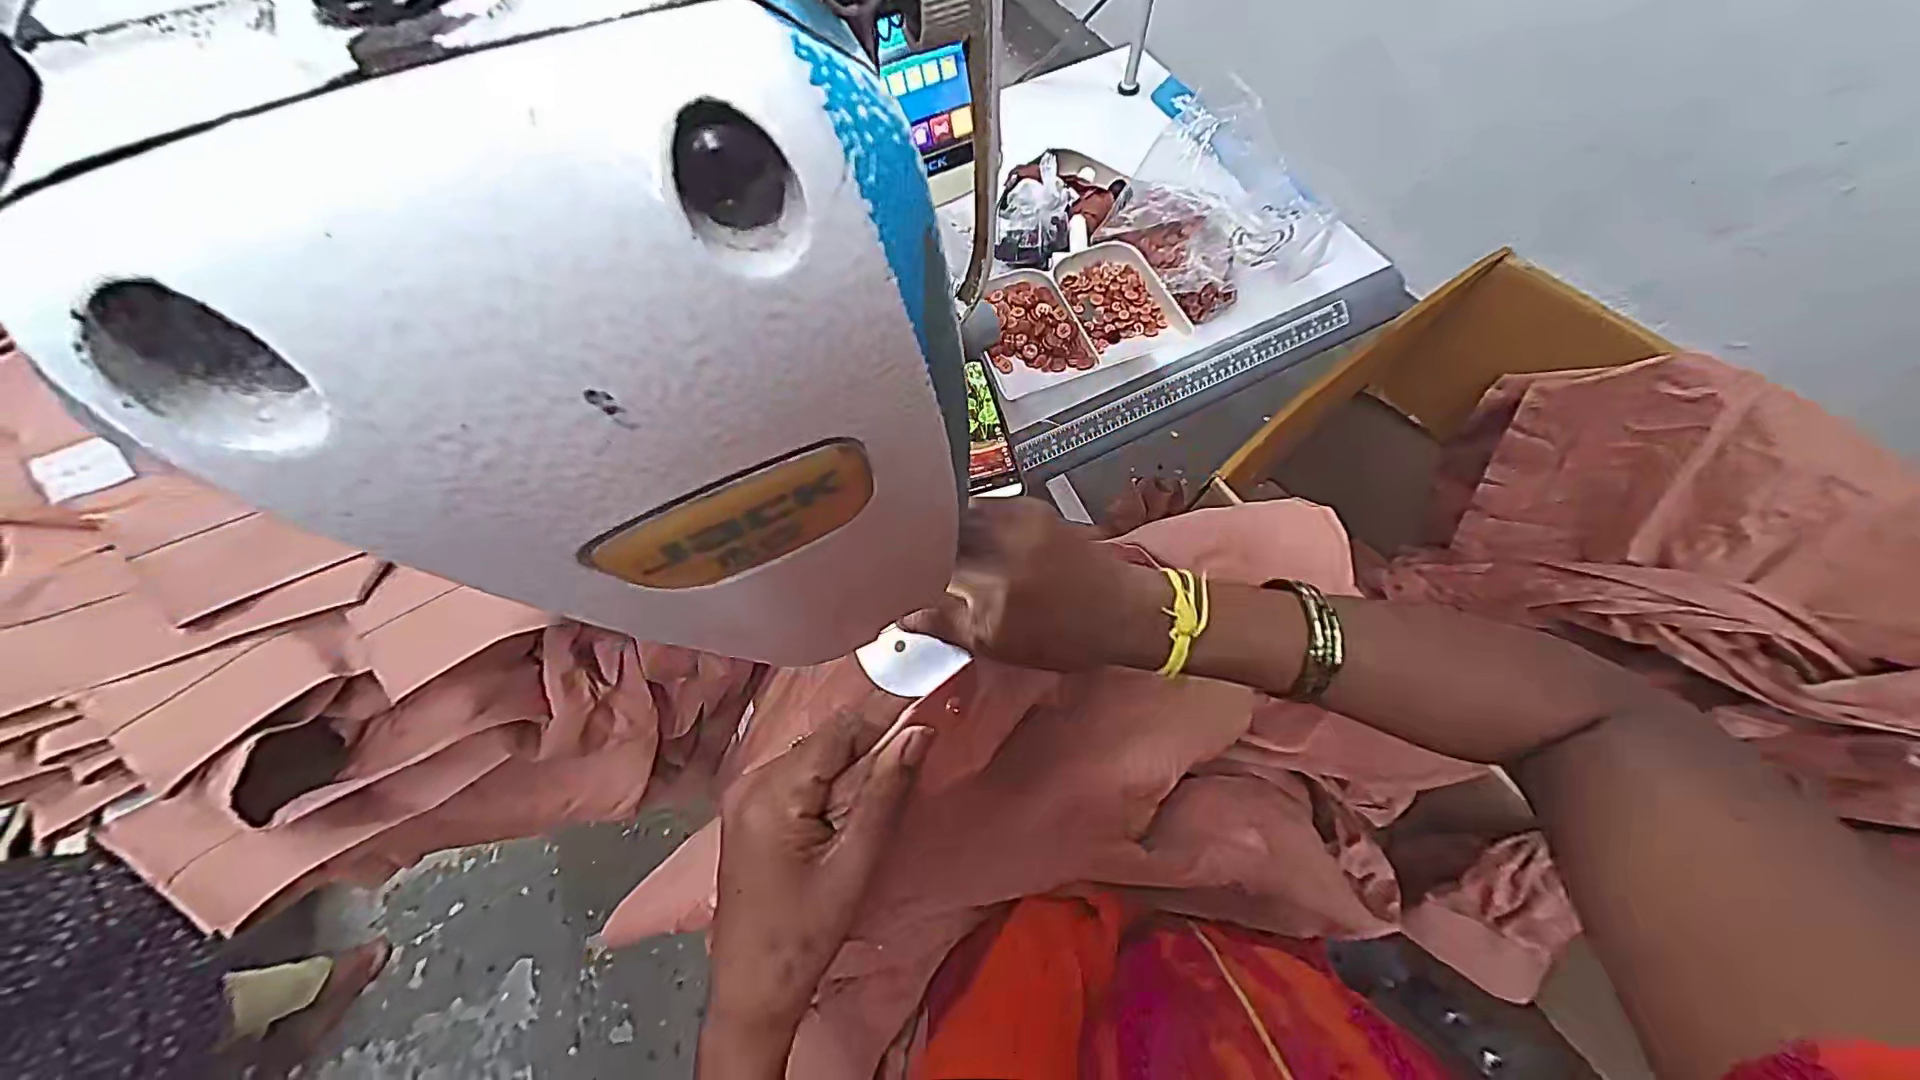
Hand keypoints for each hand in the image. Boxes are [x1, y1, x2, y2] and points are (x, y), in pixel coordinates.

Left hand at [700, 714, 933, 1078]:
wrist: (752, 991)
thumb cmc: (803, 937)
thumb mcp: (854, 863)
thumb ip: (886, 791)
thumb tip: (919, 733)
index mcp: (771, 793)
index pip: (839, 732)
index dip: (884, 711)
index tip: (922, 695)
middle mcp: (752, 781)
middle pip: (827, 740)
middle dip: (874, 734)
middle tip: (919, 728)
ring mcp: (747, 793)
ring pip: (818, 754)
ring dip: (858, 754)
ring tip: (898, 754)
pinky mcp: (752, 807)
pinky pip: (804, 773)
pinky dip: (837, 773)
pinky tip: (862, 783)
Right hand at [900, 497, 1171, 671]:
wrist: (1123, 608)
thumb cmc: (1065, 637)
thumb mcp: (1000, 646)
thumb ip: (946, 626)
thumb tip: (901, 616)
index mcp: (989, 593)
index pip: (924, 570)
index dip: (905, 573)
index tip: (897, 580)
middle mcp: (998, 550)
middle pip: (935, 535)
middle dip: (921, 547)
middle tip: (915, 562)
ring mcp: (1015, 522)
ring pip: (957, 516)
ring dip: (944, 530)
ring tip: (942, 548)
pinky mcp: (1030, 507)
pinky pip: (983, 506)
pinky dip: (971, 520)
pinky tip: (975, 537)